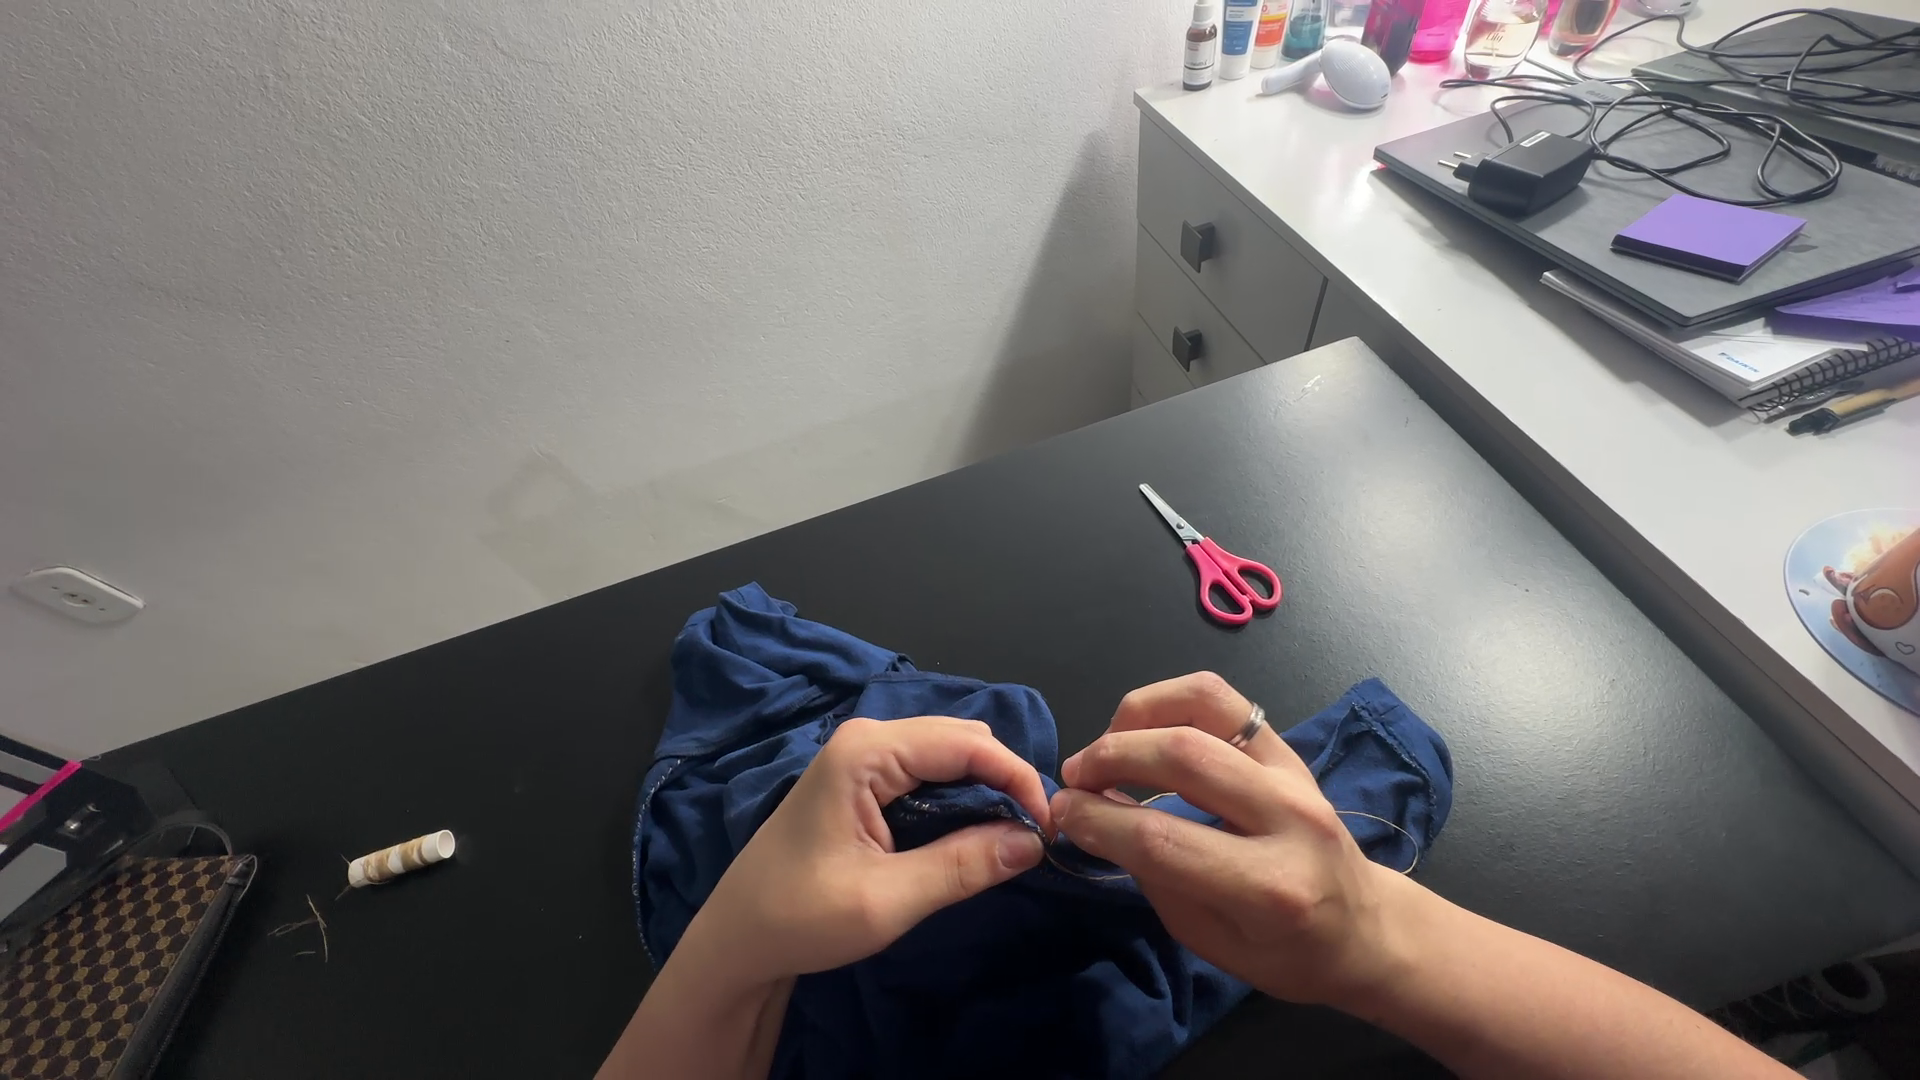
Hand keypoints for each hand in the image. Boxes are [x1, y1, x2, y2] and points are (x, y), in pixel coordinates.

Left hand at [684, 715, 1050, 990]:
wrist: (738, 937)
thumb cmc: (801, 916)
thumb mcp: (887, 900)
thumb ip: (962, 866)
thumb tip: (1033, 842)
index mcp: (868, 751)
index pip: (966, 743)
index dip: (1016, 777)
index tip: (1048, 827)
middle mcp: (869, 736)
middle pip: (961, 738)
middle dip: (1004, 779)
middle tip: (1032, 836)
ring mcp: (865, 752)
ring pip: (949, 751)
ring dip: (986, 787)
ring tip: (1010, 835)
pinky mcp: (866, 773)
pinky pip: (930, 768)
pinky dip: (962, 793)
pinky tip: (972, 829)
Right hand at [1050, 672, 1409, 1009]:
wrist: (1366, 926)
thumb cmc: (1285, 951)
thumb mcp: (1208, 940)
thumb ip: (1151, 874)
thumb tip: (1091, 814)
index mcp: (1271, 887)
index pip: (1161, 838)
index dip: (1095, 820)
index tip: (1061, 813)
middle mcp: (1288, 816)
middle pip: (1180, 757)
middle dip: (1107, 759)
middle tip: (1074, 778)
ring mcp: (1290, 769)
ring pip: (1201, 705)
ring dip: (1134, 717)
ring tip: (1107, 745)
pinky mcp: (1283, 743)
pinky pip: (1218, 695)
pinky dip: (1166, 699)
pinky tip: (1143, 726)